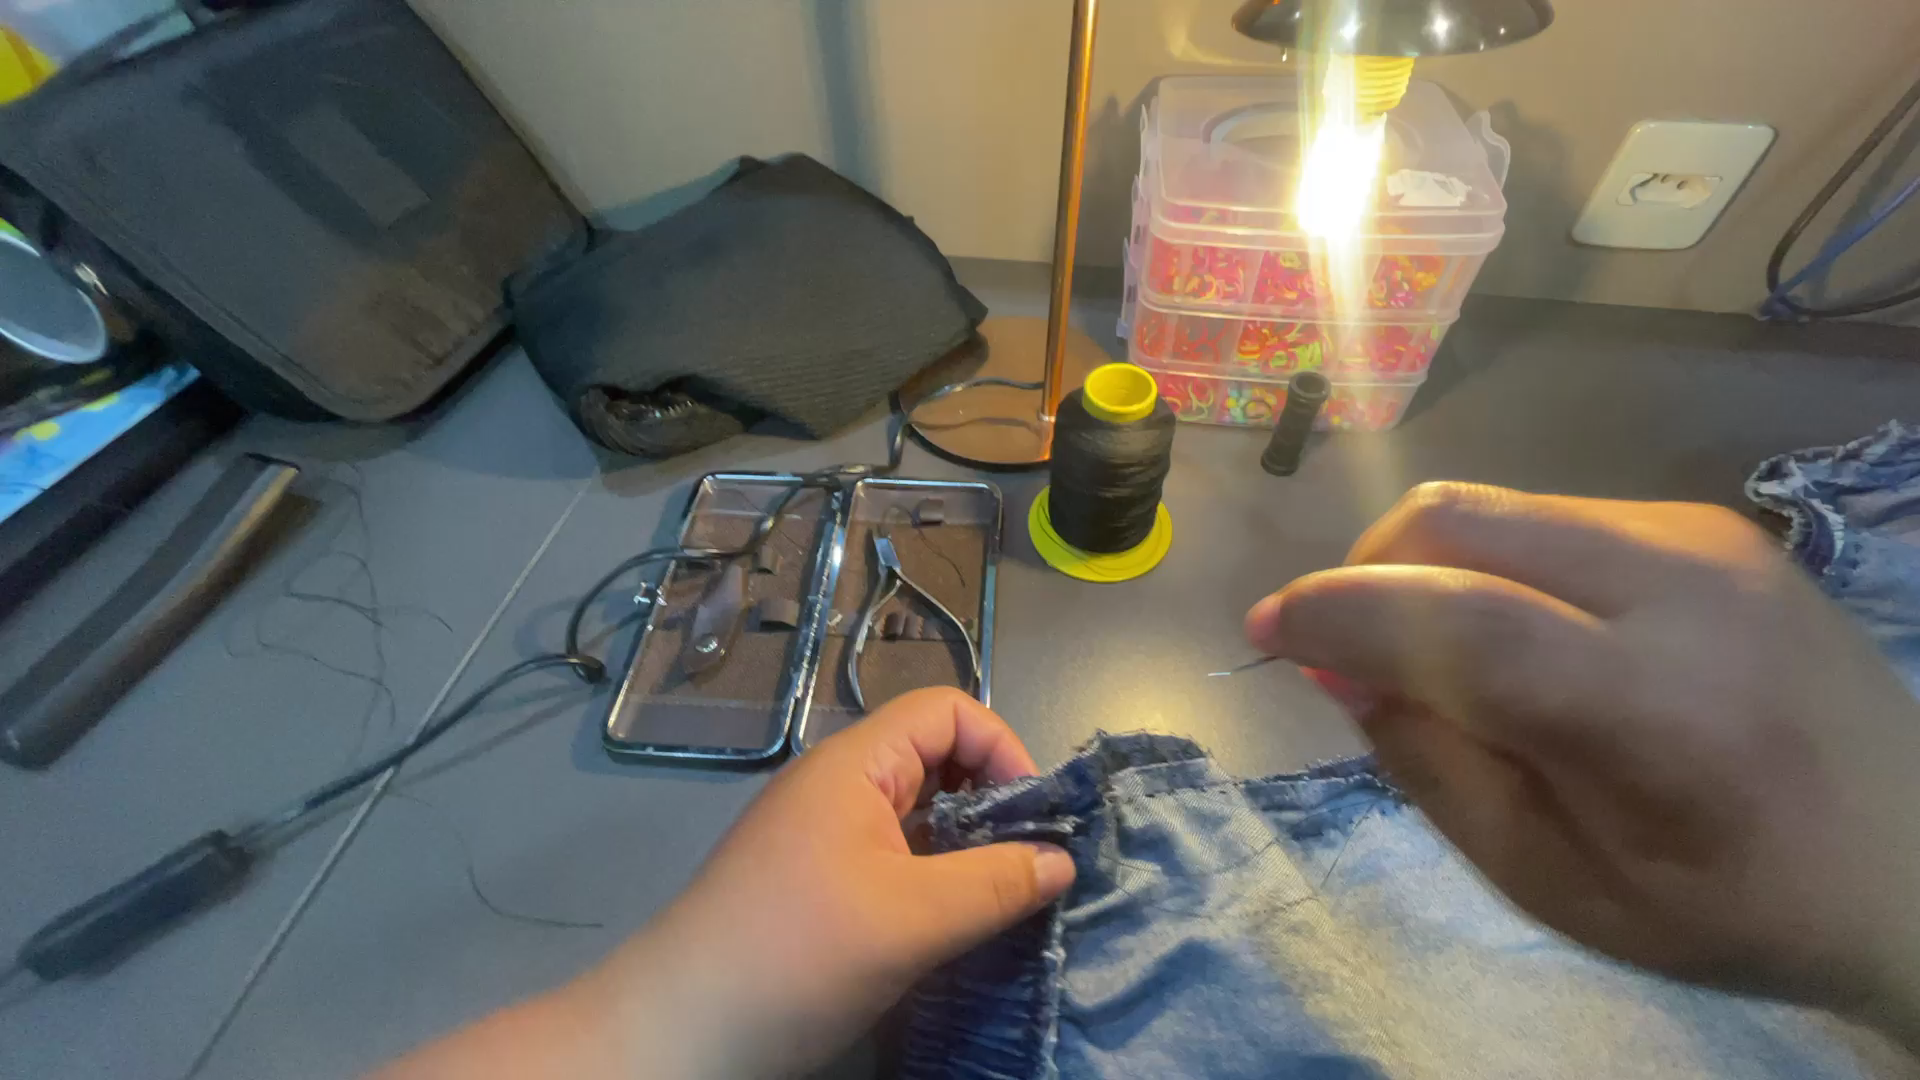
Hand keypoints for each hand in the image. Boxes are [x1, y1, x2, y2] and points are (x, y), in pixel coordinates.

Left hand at [591, 688, 1072, 1077]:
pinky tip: (956, 915)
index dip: (1001, 746)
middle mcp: (843, 781)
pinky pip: (896, 850)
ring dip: (967, 840)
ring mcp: (828, 829)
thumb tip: (1063, 859)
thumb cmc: (795, 954)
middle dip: (992, 797)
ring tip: (1003, 890)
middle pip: (936, 755)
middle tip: (1030, 858)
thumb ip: (994, 884)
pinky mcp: (822, 875)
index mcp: (857, 762)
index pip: (947, 711)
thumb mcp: (910, 920)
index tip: (1035, 814)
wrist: (676, 1032)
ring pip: (919, 808)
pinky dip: (936, 871)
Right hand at [1246, 482, 1919, 1035]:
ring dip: (1410, 566)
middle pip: (1453, 523)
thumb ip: (1426, 762)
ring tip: (1427, 640)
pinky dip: (1468, 561)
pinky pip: (1524, 514)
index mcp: (1661, 717)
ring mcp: (1698, 539)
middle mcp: (1687, 593)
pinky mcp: (1694, 521)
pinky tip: (1504, 623)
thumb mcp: (1546, 878)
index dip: (1337, 616)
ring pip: (1477, 505)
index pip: (1460, 625)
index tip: (1264, 630)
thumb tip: (1332, 667)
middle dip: (1362, 574)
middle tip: (1349, 644)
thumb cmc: (1723, 901)